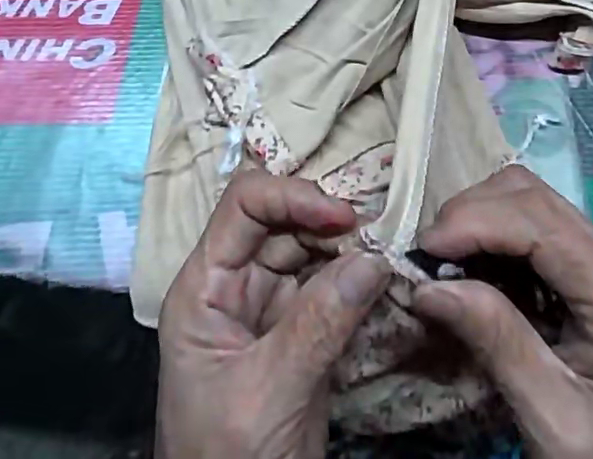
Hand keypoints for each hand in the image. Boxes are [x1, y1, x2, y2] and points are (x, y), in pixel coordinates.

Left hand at [155, 171, 392, 458]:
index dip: (290, 197)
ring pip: (308, 252)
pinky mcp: (298, 333)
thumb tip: (372, 260)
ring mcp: (267, 307)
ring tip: (386, 254)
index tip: (342, 216)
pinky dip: (356, 281)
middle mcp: (234, 283)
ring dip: (347, 249)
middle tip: (378, 236)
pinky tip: (382, 280)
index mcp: (206, 285)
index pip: (242, 206)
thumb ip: (318, 324)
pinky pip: (328, 290)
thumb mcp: (267, 394)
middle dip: (328, 222)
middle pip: (280, 223)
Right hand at [409, 166, 592, 458]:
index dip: (475, 220)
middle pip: (533, 196)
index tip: (424, 248)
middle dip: (470, 214)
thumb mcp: (555, 423)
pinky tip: (479, 263)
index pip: (541, 224)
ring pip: (532, 195)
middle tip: (430, 259)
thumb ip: (498, 346)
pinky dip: (496, 226)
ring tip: (450, 260)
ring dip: (480, 215)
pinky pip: (538, 216)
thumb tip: (425, 287)